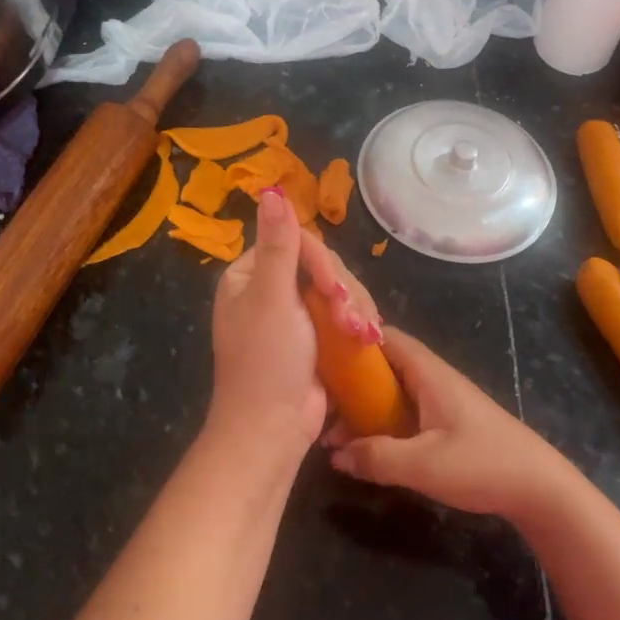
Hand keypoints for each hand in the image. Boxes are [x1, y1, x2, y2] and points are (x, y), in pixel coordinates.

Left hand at [208, 189, 374, 449]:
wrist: (272, 430)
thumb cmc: (265, 363)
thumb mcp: (270, 299)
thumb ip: (277, 245)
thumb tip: (271, 189)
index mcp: (249, 275)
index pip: (296, 244)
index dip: (322, 264)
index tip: (335, 293)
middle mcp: (270, 289)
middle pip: (323, 267)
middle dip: (343, 293)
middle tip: (354, 324)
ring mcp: (295, 315)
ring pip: (339, 291)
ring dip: (356, 310)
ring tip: (364, 337)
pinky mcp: (316, 338)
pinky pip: (344, 315)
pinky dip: (358, 323)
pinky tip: (369, 337)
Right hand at [326, 329, 575, 520]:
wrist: (539, 487)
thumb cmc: (482, 463)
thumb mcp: (423, 464)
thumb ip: (377, 457)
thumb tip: (335, 454)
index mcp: (429, 374)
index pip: (385, 338)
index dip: (352, 340)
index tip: (318, 353)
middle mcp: (433, 380)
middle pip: (384, 367)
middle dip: (350, 383)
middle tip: (317, 404)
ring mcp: (441, 403)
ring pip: (392, 395)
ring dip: (363, 411)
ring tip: (332, 437)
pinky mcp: (447, 426)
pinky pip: (404, 415)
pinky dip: (381, 426)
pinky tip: (364, 452)